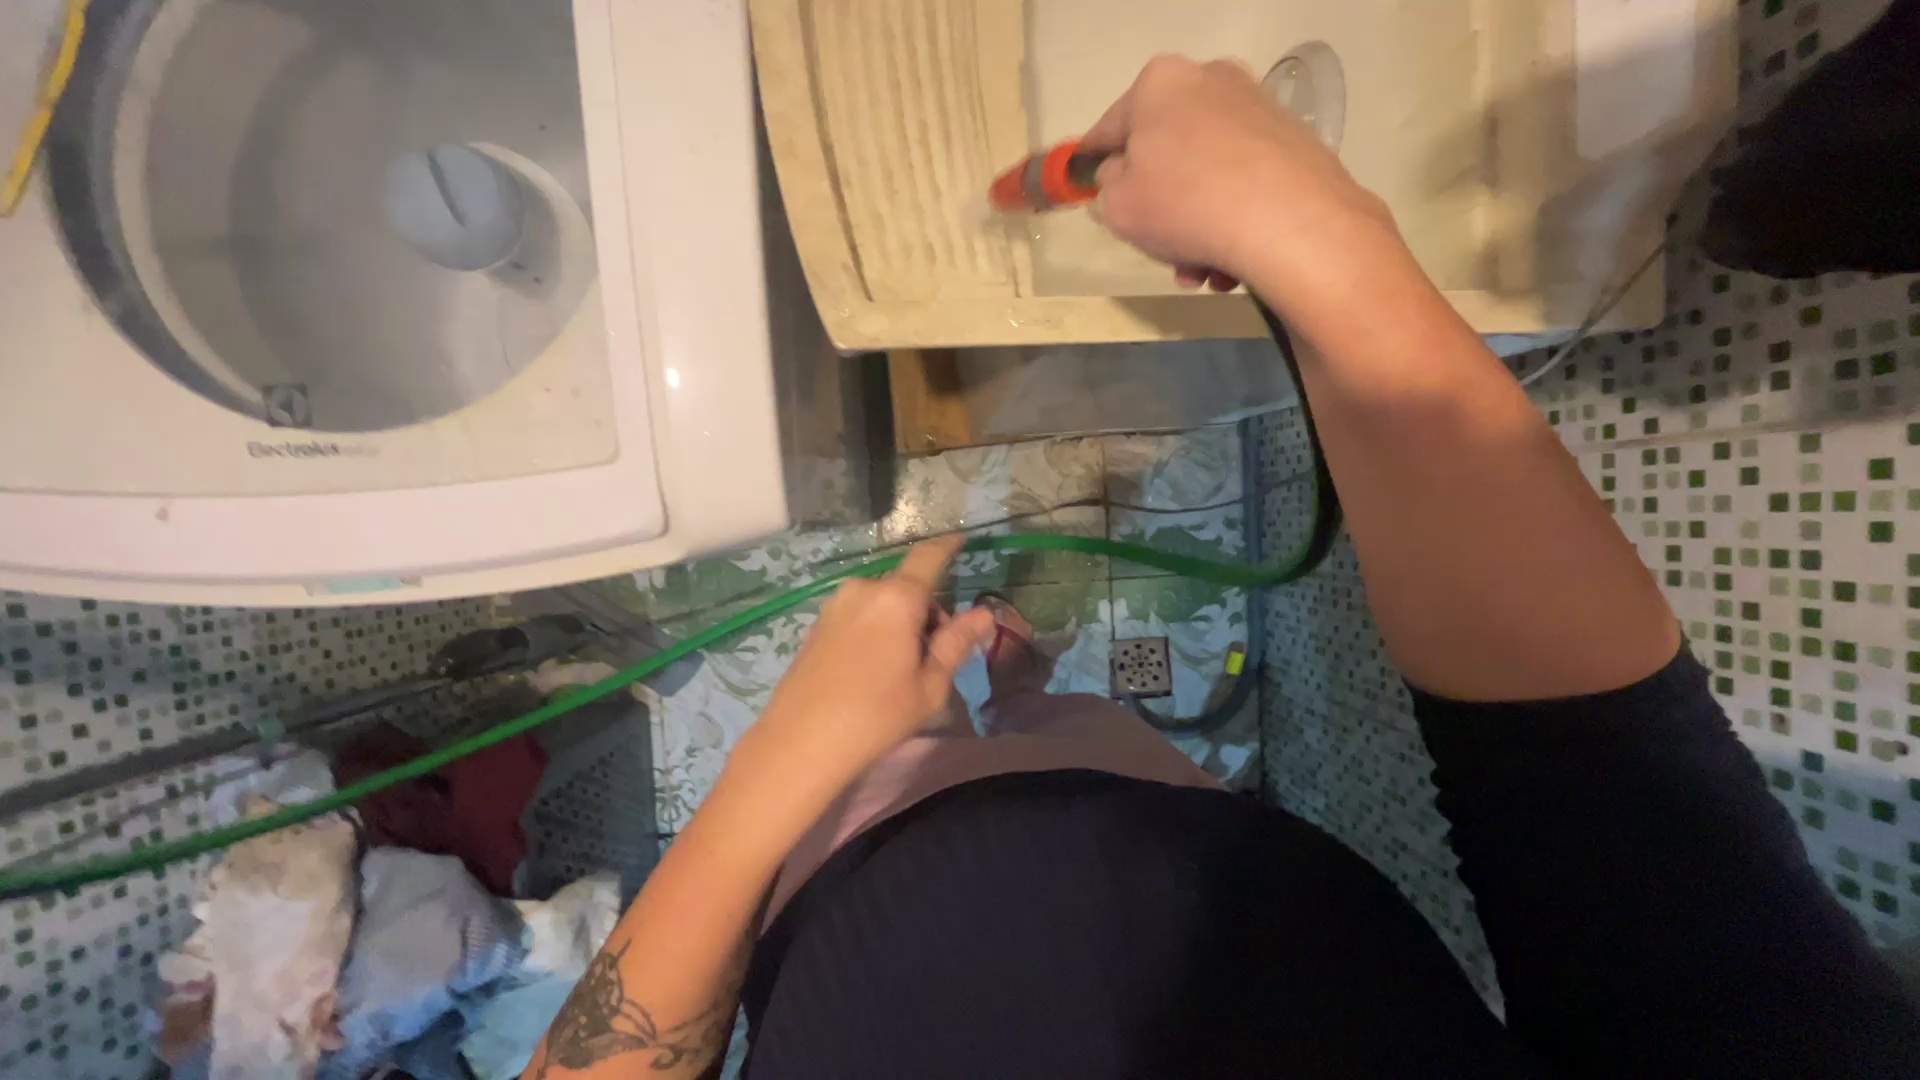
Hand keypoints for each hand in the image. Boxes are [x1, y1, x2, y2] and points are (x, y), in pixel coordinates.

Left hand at [746, 535, 994, 786]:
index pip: (929, 557)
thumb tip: (984, 615)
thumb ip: (956, 644)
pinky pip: (859, 613)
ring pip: (882, 601)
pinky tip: (871, 669)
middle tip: (934, 655)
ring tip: (900, 668)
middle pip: (907, 586)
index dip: (948, 546)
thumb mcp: (928, 685)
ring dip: (900, 620)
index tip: (961, 540)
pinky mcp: (817, 624)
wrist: (800, 742)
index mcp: (897, 598)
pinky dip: (876, 628)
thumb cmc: (876, 716)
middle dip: (927, 609)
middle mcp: (864, 589)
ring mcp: (835, 605)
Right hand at [1082, 55, 1396, 292]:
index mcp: (1159, 84)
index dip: (1095, 165)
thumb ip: (1108, 189)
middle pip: (1165, 157)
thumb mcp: (1116, 206)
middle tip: (1158, 251)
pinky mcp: (1291, 143)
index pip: (1110, 128)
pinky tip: (1228, 266)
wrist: (1285, 220)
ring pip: (1205, 180)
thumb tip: (1121, 179)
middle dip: (1160, 211)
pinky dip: (1229, 226)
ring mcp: (1256, 110)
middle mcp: (1211, 82)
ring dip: (1195, 231)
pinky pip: (1241, 189)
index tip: (1090, 191)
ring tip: (1200, 274)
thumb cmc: (1182, 204)